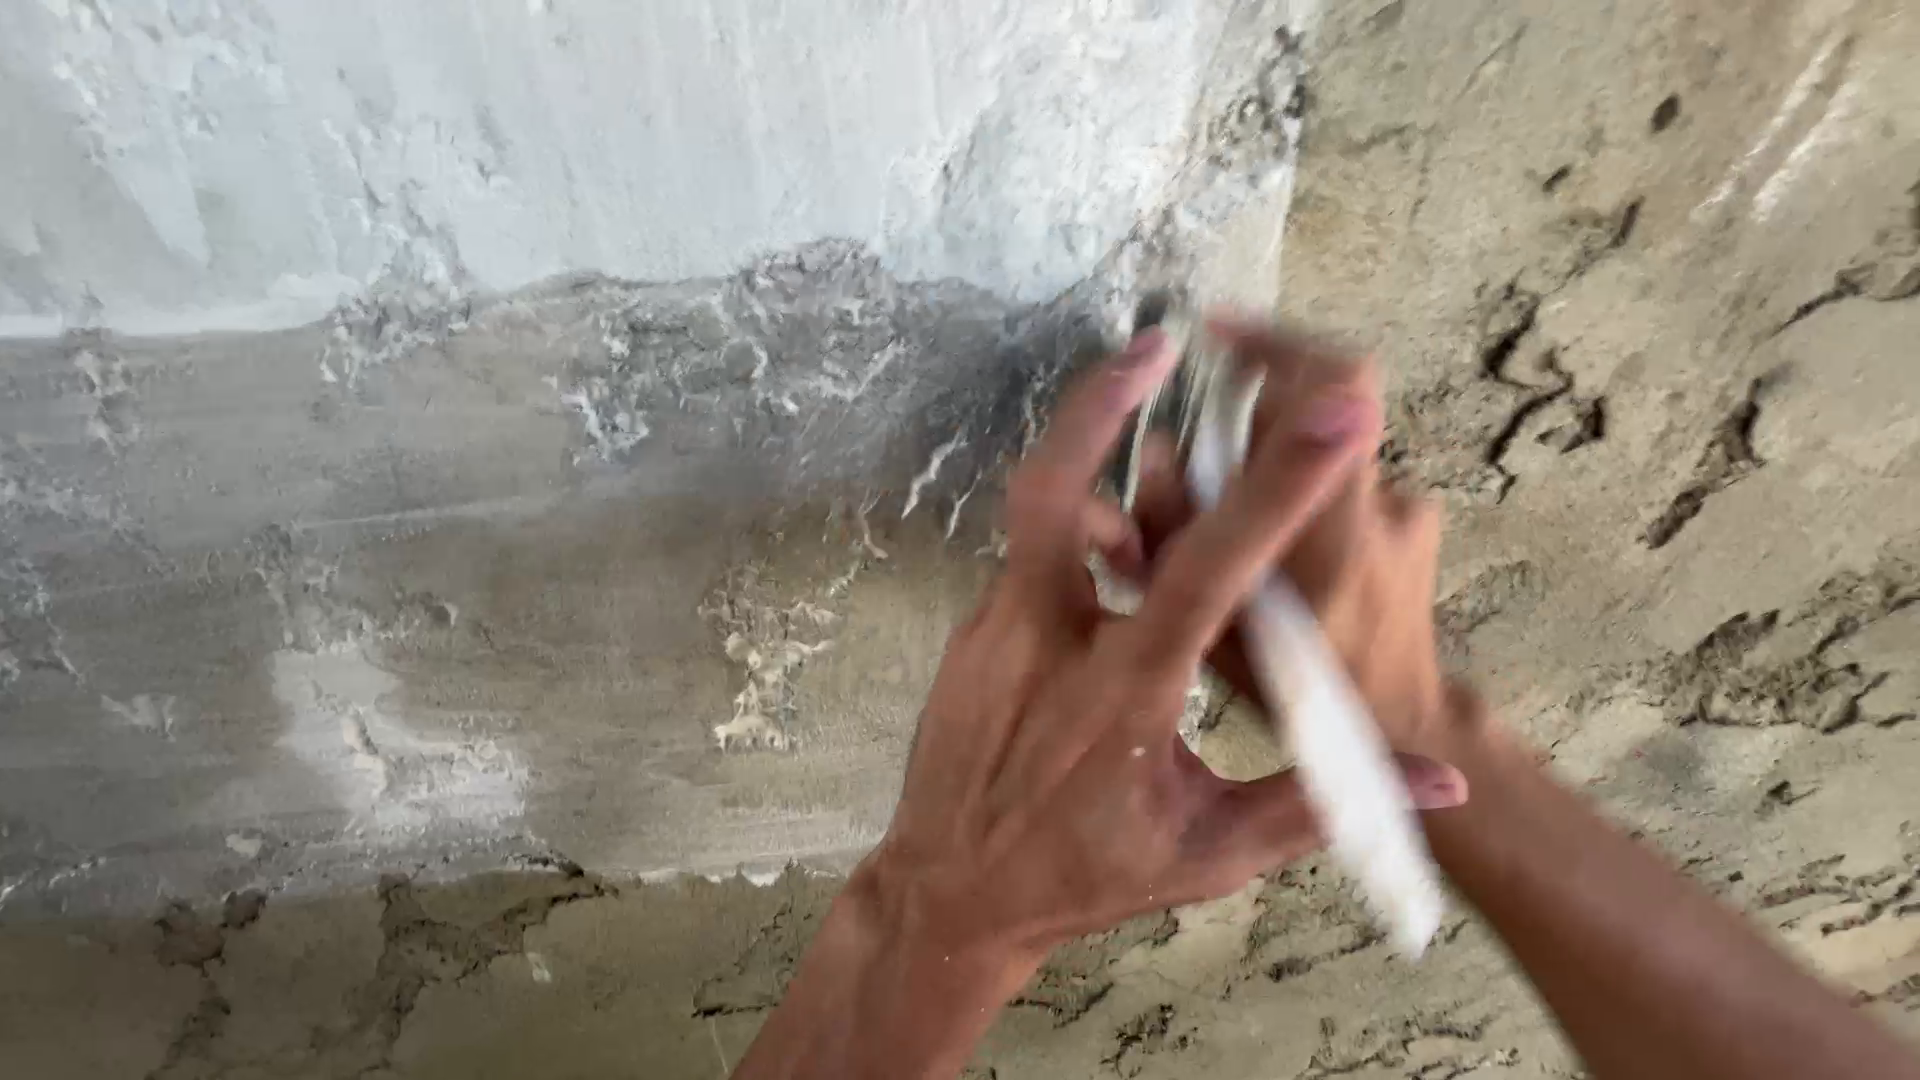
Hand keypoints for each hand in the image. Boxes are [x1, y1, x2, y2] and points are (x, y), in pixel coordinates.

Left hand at [854, 327, 1466, 971]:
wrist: (951, 888)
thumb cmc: (1085, 874)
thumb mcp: (1206, 854)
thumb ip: (1313, 807)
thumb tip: (1437, 782)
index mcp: (1127, 693)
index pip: (1208, 574)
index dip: (1275, 491)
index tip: (1334, 415)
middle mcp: (1047, 642)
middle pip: (1055, 495)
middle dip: (1100, 407)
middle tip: (1153, 345)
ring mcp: (992, 629)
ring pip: (1039, 518)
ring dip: (1093, 478)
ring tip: (1140, 486)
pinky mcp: (969, 632)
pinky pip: (1027, 563)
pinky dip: (1072, 547)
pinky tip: (1103, 574)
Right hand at [1126, 314, 1455, 754]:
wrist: (1404, 727)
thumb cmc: (1293, 689)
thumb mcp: (1208, 622)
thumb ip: (1178, 538)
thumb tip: (1158, 449)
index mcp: (1328, 530)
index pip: (1332, 389)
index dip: (1276, 344)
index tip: (1215, 335)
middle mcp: (1379, 503)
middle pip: (1307, 415)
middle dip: (1244, 431)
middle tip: (1199, 479)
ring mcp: (1407, 510)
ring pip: (1317, 458)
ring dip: (1270, 476)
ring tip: (1238, 538)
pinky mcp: (1418, 522)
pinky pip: (1341, 486)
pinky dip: (1303, 502)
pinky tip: (1285, 556)